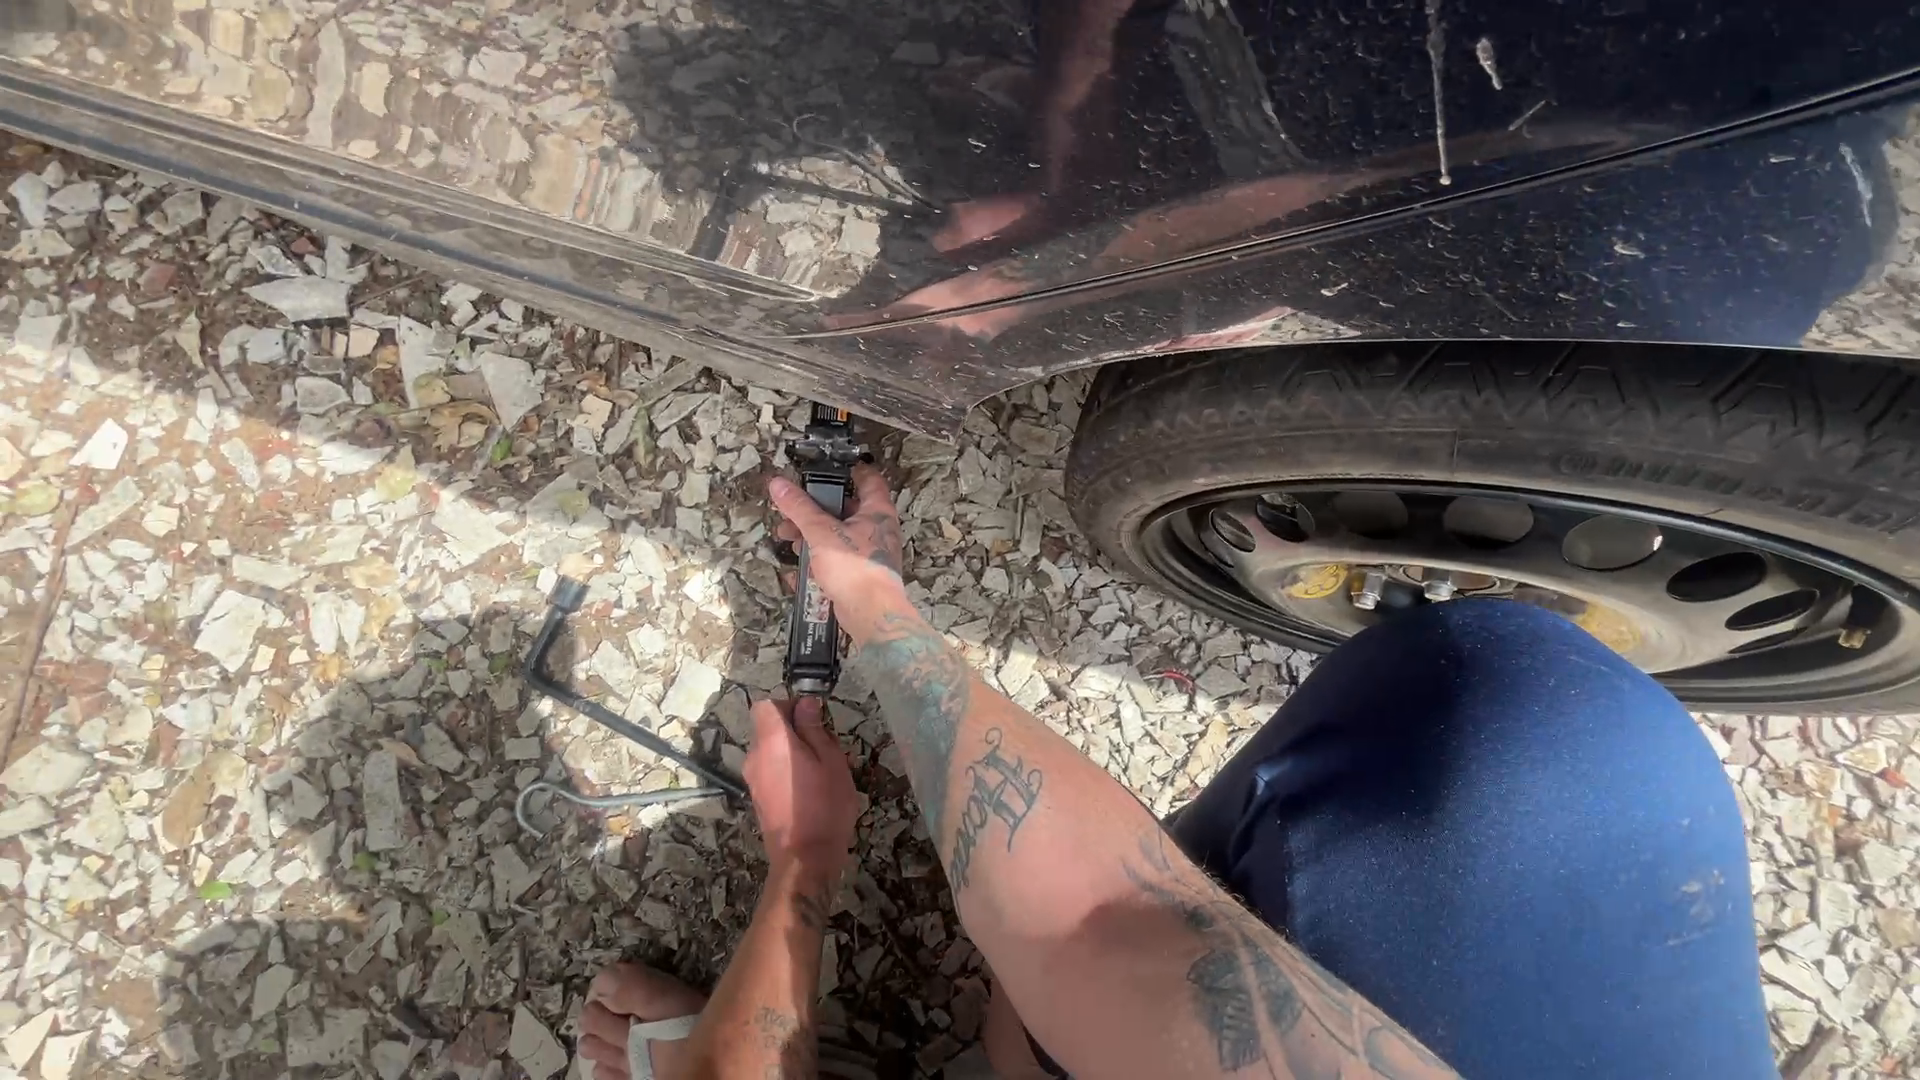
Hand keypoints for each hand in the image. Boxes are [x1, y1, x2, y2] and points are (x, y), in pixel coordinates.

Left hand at [744, 696, 860, 881]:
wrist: (805, 859)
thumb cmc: (824, 805)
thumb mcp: (830, 760)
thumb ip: (814, 728)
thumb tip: (805, 704)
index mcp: (771, 741)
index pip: (765, 705)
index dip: (788, 705)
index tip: (813, 718)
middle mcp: (754, 756)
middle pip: (768, 728)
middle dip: (794, 729)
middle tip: (825, 746)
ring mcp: (752, 779)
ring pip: (771, 750)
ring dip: (792, 751)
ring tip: (820, 770)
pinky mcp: (757, 798)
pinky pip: (770, 769)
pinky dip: (786, 769)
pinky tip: (809, 788)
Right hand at [769, 464, 910, 641]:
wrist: (871, 613)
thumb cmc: (855, 568)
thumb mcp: (821, 532)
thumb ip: (799, 508)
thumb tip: (779, 484)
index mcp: (877, 511)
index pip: (868, 479)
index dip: (850, 470)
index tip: (828, 468)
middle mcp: (878, 530)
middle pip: (844, 510)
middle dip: (814, 513)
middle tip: (791, 515)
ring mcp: (870, 553)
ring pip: (837, 537)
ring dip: (812, 538)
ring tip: (791, 543)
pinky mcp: (860, 574)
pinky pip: (836, 561)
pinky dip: (818, 562)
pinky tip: (799, 571)